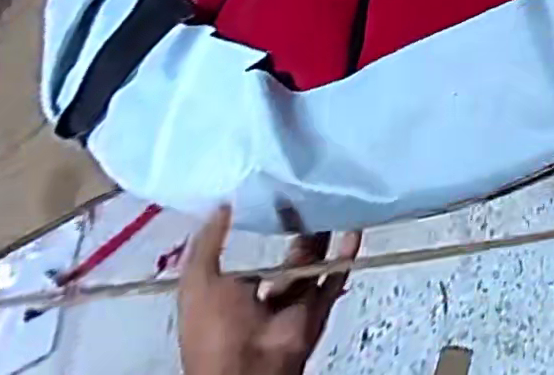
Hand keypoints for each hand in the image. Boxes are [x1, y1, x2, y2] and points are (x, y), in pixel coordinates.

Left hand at [179, 206, 360, 374]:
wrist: (247, 368)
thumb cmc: (216, 327)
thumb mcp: (199, 283)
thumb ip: (209, 246)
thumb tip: (223, 203)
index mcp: (234, 292)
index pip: (254, 255)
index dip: (265, 228)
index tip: (280, 197)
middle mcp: (267, 294)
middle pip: (291, 256)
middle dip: (302, 229)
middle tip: (315, 195)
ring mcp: (297, 300)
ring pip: (317, 261)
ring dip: (326, 236)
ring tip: (336, 203)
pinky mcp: (320, 303)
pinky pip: (337, 274)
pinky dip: (348, 253)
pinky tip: (354, 228)